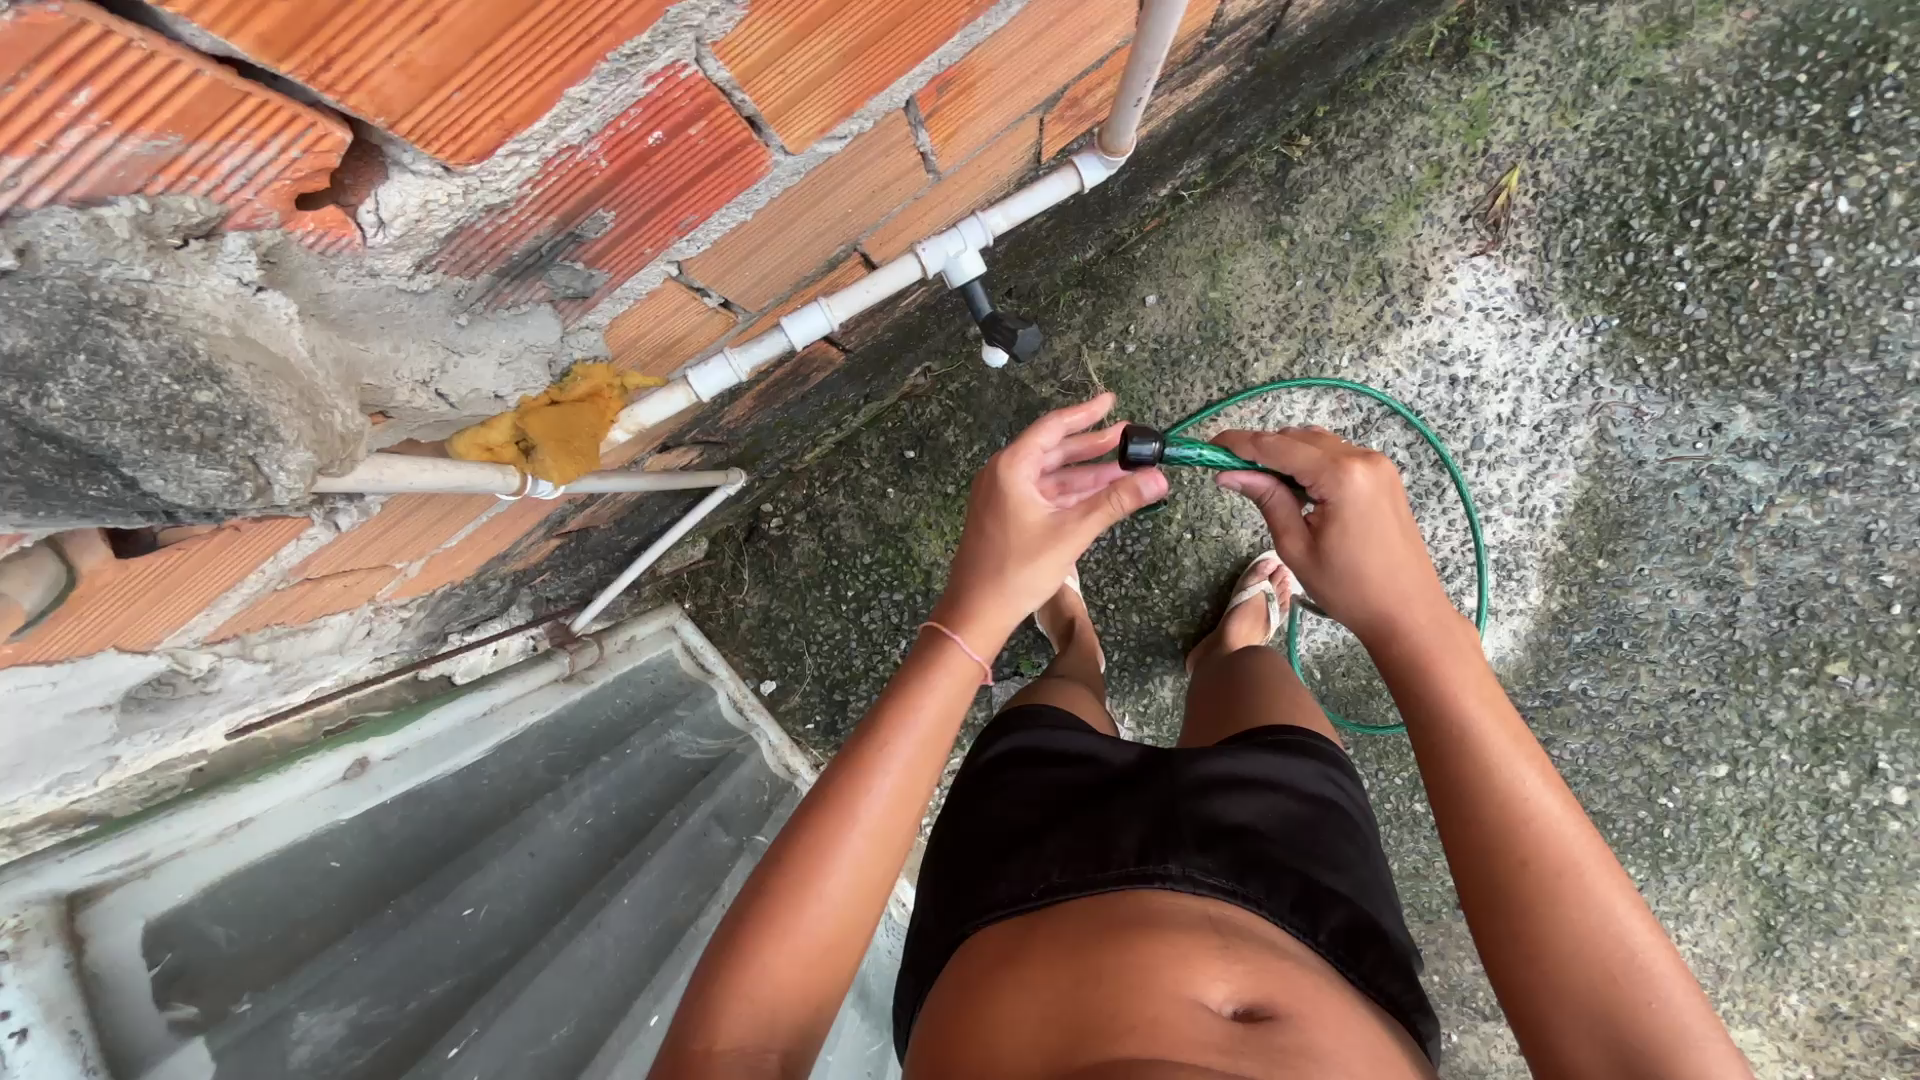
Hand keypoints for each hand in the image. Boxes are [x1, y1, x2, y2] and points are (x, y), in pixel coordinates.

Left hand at [931, 394, 1167, 649]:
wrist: (976, 611)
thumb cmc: (1018, 570)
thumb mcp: (1072, 532)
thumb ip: (1115, 502)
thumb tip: (1159, 479)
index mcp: (1011, 467)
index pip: (1054, 428)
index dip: (1086, 414)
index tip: (1112, 402)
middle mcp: (1003, 474)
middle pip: (1054, 450)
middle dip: (1093, 446)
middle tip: (1129, 437)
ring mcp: (1003, 496)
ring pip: (1051, 475)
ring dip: (1086, 473)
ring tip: (1125, 467)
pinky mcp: (1006, 516)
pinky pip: (1043, 495)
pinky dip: (1071, 494)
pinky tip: (1100, 494)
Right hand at [1213, 426, 1459, 647]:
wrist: (1407, 611)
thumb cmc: (1348, 587)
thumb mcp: (1295, 545)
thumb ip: (1266, 499)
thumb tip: (1229, 474)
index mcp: (1341, 476)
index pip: (1277, 446)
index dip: (1239, 443)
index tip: (1210, 445)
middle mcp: (1362, 459)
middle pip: (1297, 438)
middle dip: (1260, 448)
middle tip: (1228, 470)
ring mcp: (1377, 465)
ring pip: (1316, 443)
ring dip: (1283, 454)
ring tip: (1257, 480)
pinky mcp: (1382, 476)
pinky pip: (1335, 455)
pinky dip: (1307, 462)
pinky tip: (1291, 486)